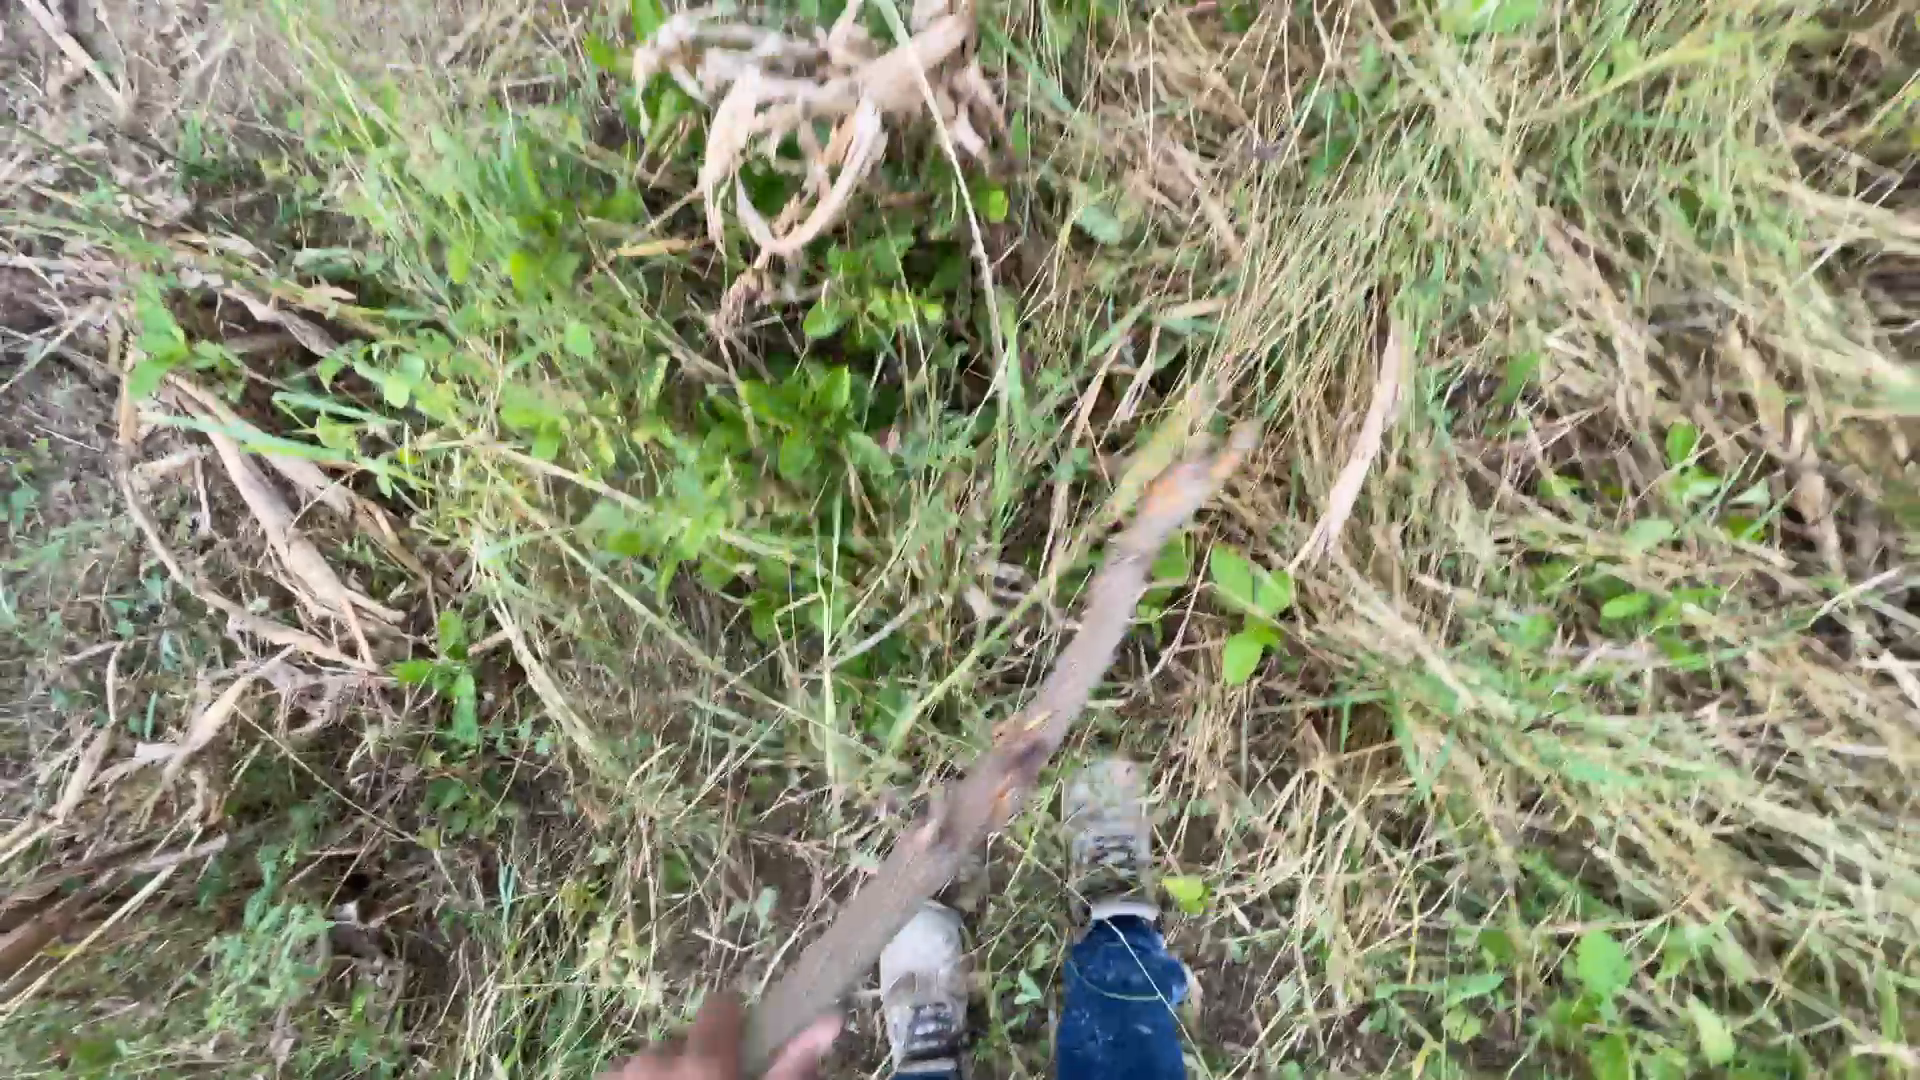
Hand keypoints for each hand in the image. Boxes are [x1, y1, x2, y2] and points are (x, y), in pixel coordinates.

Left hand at [599, 993, 840, 1079]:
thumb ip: (792, 1066)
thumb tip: (833, 1019)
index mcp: (701, 1059)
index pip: (722, 1005)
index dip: (734, 1030)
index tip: (740, 1060)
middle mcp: (654, 1058)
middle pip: (683, 1040)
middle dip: (696, 1065)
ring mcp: (619, 1077)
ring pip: (649, 1066)